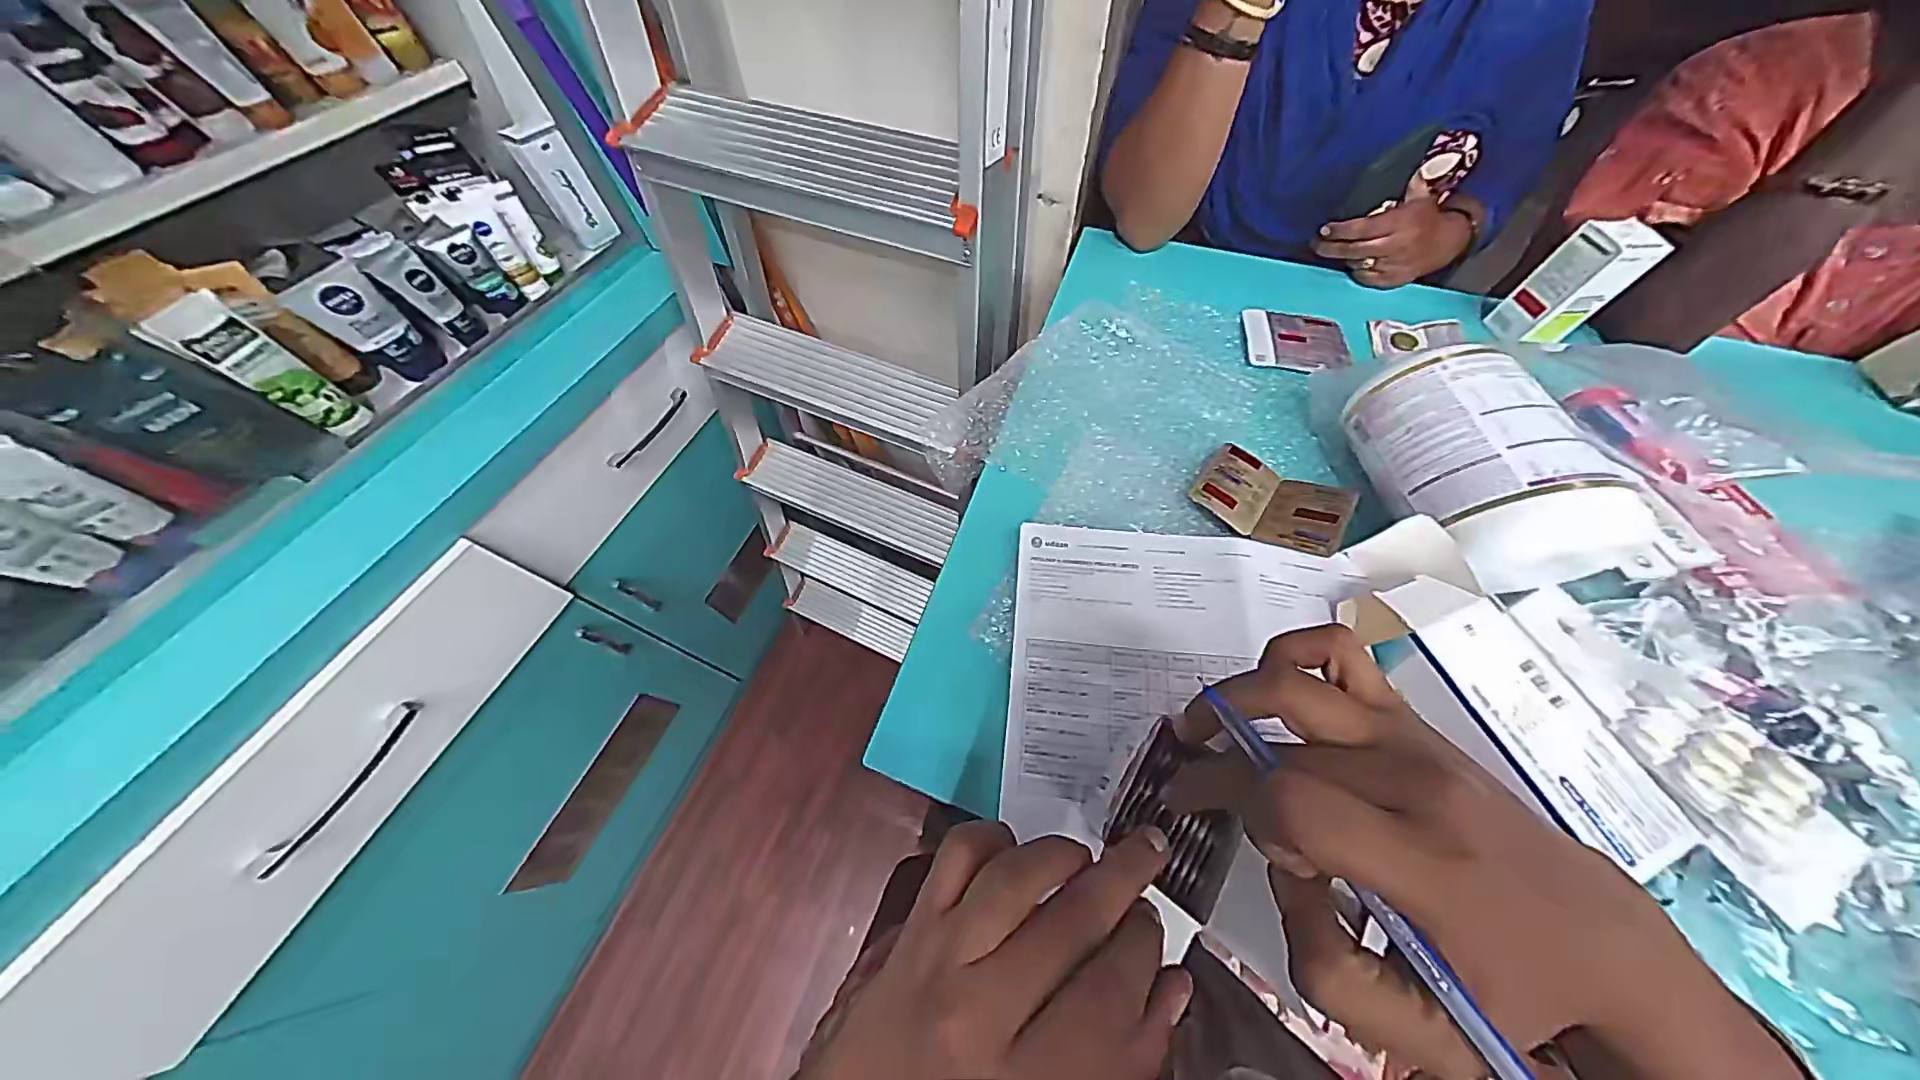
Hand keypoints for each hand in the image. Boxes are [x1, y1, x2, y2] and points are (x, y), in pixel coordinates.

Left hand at [796, 821, 1193, 1079]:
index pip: (1110, 992)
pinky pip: (954, 856)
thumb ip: (1125, 1059)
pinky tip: (1012, 848)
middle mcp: (981, 1010)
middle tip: (1146, 854)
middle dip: (1124, 877)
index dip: (1145, 947)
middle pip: (1073, 921)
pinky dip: (989, 836)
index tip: (1153, 925)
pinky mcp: (910, 925)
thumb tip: (1171, 984)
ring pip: (1014, 877)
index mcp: (1028, 1078)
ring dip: (1062, 852)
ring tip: (1085, 856)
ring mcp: (938, 956)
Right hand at [1168, 625, 1802, 1079]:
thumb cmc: (1510, 988)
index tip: (1259, 846)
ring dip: (1229, 700)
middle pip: (1275, 749)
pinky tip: (1269, 684)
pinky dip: (1292, 652)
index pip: (1291, 804)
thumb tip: (1280, 868)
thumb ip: (1323, 962)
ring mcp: (1409, 737)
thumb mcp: (1422, 1027)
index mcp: (1423, 859)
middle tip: (1192, 794)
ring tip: (1205, 729)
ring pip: (1292, 680)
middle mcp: (1411, 780)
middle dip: (1217, 772)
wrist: (1597, 937)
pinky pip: (1340, 650)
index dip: (1248, 819)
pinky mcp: (1409, 719)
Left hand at [1314, 178, 1474, 287]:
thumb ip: (1412, 183)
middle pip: (1354, 250)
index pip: (1362, 229)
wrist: (1450, 243)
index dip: (1340, 230)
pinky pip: (1366, 279)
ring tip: (1334, 250)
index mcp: (1401, 222)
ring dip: (1344, 258)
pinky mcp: (1392, 281)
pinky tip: (1353, 262)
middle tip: (1316, 244)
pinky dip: (1357, 271)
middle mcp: (1396, 246)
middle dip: (1331, 248)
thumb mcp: (1421, 196)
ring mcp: (1393, 266)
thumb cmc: (1427, 217)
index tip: (1324, 230)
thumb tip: (1408, 166)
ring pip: (1357, 265)